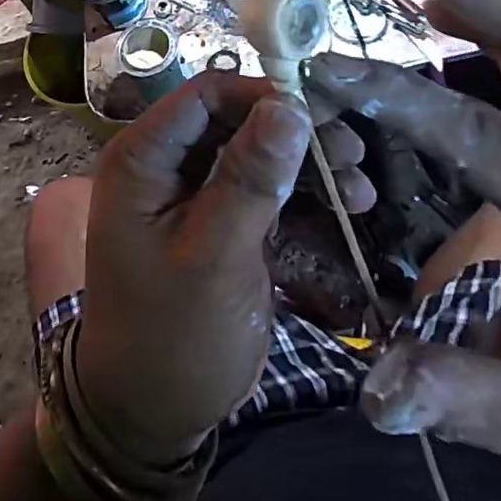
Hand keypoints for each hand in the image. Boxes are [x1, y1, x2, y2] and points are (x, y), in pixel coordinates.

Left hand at [73, 73, 374, 464]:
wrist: (151, 406)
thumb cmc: (172, 334)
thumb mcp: (214, 256)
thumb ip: (249, 179)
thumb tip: (289, 104)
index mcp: (141, 160)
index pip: (204, 95)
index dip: (262, 94)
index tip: (325, 114)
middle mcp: (162, 164)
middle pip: (233, 119)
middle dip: (293, 131)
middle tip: (353, 154)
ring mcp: (190, 192)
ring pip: (253, 151)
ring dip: (307, 162)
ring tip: (360, 188)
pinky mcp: (217, 220)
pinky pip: (260, 187)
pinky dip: (302, 192)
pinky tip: (347, 205)